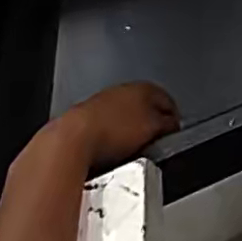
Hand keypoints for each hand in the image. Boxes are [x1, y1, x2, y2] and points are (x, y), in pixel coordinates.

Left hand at [53, 81, 179, 166]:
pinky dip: (107, 139)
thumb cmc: (110, 132)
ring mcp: (101, 102)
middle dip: (149, 125)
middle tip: (150, 145)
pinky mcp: (82, 119)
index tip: (171, 134)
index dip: (172, 119)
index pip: (167, 101)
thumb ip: (168, 125)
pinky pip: (103, 129)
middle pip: (144, 108)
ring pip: (123, 118)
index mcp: (144, 86)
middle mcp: (123, 89)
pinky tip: (106, 153)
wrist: (69, 142)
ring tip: (126, 153)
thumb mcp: (152, 129)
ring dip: (127, 133)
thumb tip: (172, 125)